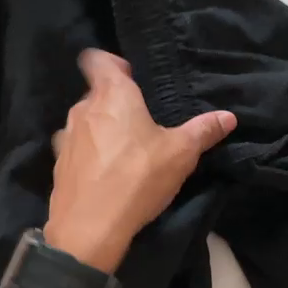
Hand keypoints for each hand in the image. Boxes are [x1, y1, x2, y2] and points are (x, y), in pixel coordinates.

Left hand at [46, 50, 235, 272]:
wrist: (90, 227)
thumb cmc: (138, 178)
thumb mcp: (181, 154)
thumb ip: (203, 131)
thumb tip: (228, 117)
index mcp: (113, 95)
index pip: (99, 60)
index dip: (113, 63)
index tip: (131, 77)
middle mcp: (83, 109)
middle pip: (96, 93)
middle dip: (115, 103)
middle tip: (140, 122)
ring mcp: (66, 137)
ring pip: (85, 122)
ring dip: (101, 130)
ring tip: (124, 151)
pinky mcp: (58, 166)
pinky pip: (76, 150)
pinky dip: (89, 156)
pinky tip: (105, 175)